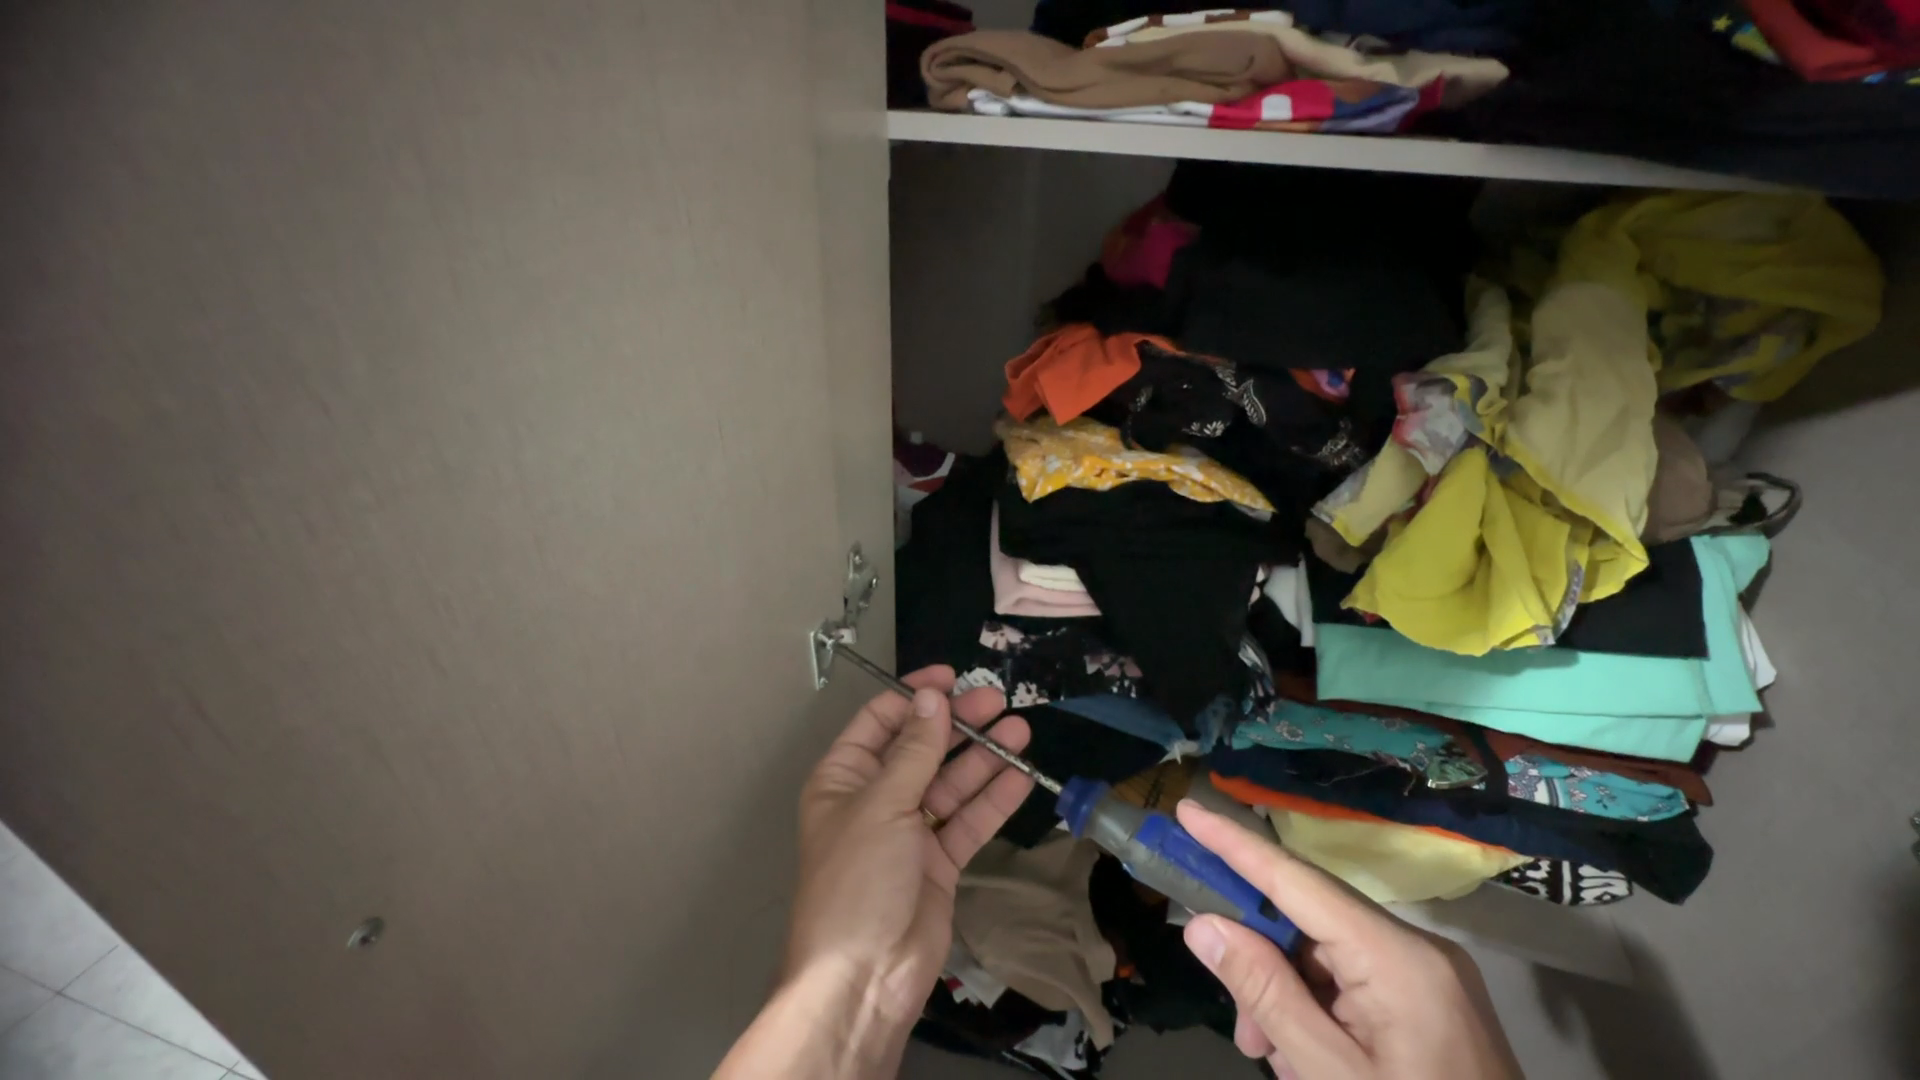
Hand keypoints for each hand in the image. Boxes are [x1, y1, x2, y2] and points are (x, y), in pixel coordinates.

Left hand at [783, 663, 1034, 1022]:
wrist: (864, 976)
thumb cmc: (858, 879)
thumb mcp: (882, 805)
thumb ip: (914, 751)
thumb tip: (930, 697)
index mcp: (845, 778)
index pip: (881, 721)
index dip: (914, 696)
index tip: (952, 677)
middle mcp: (877, 798)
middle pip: (923, 748)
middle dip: (958, 724)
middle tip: (998, 701)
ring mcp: (910, 831)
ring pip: (951, 782)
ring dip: (983, 758)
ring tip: (1020, 729)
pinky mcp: (939, 861)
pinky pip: (967, 820)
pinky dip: (992, 800)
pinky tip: (1021, 775)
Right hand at [1175, 800, 1522, 1079]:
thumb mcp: (1330, 1076)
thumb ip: (1265, 994)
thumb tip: (1203, 926)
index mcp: (1397, 958)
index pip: (1296, 880)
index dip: (1235, 843)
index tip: (1187, 809)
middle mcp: (1415, 949)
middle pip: (1307, 920)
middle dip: (1257, 955)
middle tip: (1233, 1017)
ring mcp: (1427, 974)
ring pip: (1324, 954)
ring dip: (1284, 995)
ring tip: (1269, 1055)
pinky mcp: (1430, 1000)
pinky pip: (1351, 980)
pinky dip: (1316, 1009)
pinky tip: (1301, 1058)